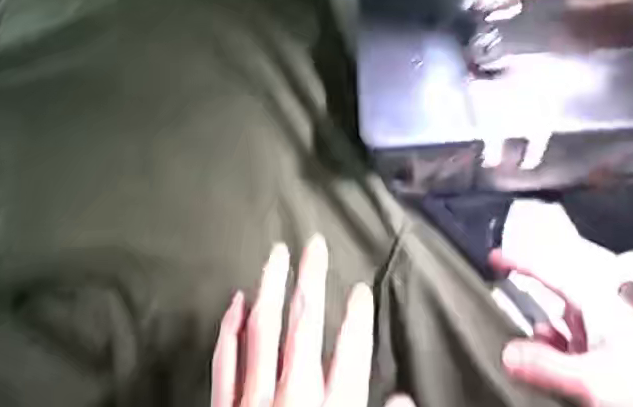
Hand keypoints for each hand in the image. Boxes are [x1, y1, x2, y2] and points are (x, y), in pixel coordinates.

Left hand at [212, 237, 409, 406]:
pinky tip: (235, 301)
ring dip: (269, 287)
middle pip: (304, 327)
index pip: (350, 355)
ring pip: (261, 330)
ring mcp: (253, 403)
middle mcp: (293, 400)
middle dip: (311, 281)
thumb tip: (407, 398)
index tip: (361, 288)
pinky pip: (224, 360)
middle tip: (315, 241)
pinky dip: (229, 328)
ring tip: (276, 252)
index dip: (357, 318)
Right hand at [491, 250, 632, 406]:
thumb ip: (547, 363)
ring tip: (551, 372)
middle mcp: (610, 316)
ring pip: (575, 334)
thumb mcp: (592, 379)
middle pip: (561, 304)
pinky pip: (589, 355)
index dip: (519, 262)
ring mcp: (622, 343)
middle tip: (524, 343)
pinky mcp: (631, 368)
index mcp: (600, 303)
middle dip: (540, 322)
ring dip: (558, 349)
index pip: (549, 271)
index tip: (494, 258)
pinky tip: (573, 384)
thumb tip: (508, 351)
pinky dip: (574, 364)